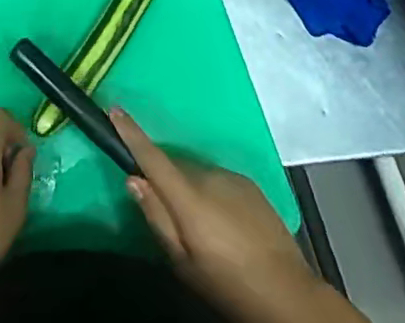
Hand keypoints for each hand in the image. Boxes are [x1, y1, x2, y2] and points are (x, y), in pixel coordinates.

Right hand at [112, 108, 366, 322]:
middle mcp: (209, 177)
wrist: (289, 295)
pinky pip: (217, 179)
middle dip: (164, 178)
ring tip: (200, 222)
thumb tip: (133, 179)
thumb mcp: (182, 261)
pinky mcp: (250, 184)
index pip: (152, 157)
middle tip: (166, 210)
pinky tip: (223, 221)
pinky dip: (210, 191)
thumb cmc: (227, 283)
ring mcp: (232, 178)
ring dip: (189, 186)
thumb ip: (156, 217)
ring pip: (196, 173)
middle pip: (173, 166)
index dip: (131, 132)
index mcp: (189, 198)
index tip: (115, 109)